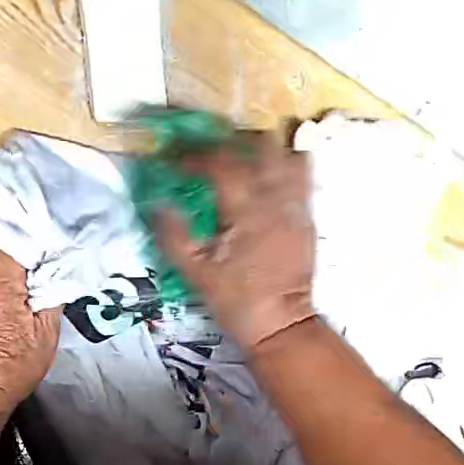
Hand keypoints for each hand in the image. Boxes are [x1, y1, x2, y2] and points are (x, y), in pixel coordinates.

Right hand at [153, 132, 316, 352]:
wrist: (281, 324)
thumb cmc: (235, 300)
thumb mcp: (195, 273)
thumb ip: (174, 236)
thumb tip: (156, 205)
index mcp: (246, 213)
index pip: (220, 165)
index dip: (193, 157)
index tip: (173, 160)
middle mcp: (277, 200)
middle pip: (261, 146)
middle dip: (231, 140)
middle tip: (209, 149)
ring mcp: (297, 206)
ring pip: (287, 154)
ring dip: (261, 149)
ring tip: (239, 157)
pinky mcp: (307, 216)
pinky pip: (301, 175)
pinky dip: (281, 166)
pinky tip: (263, 178)